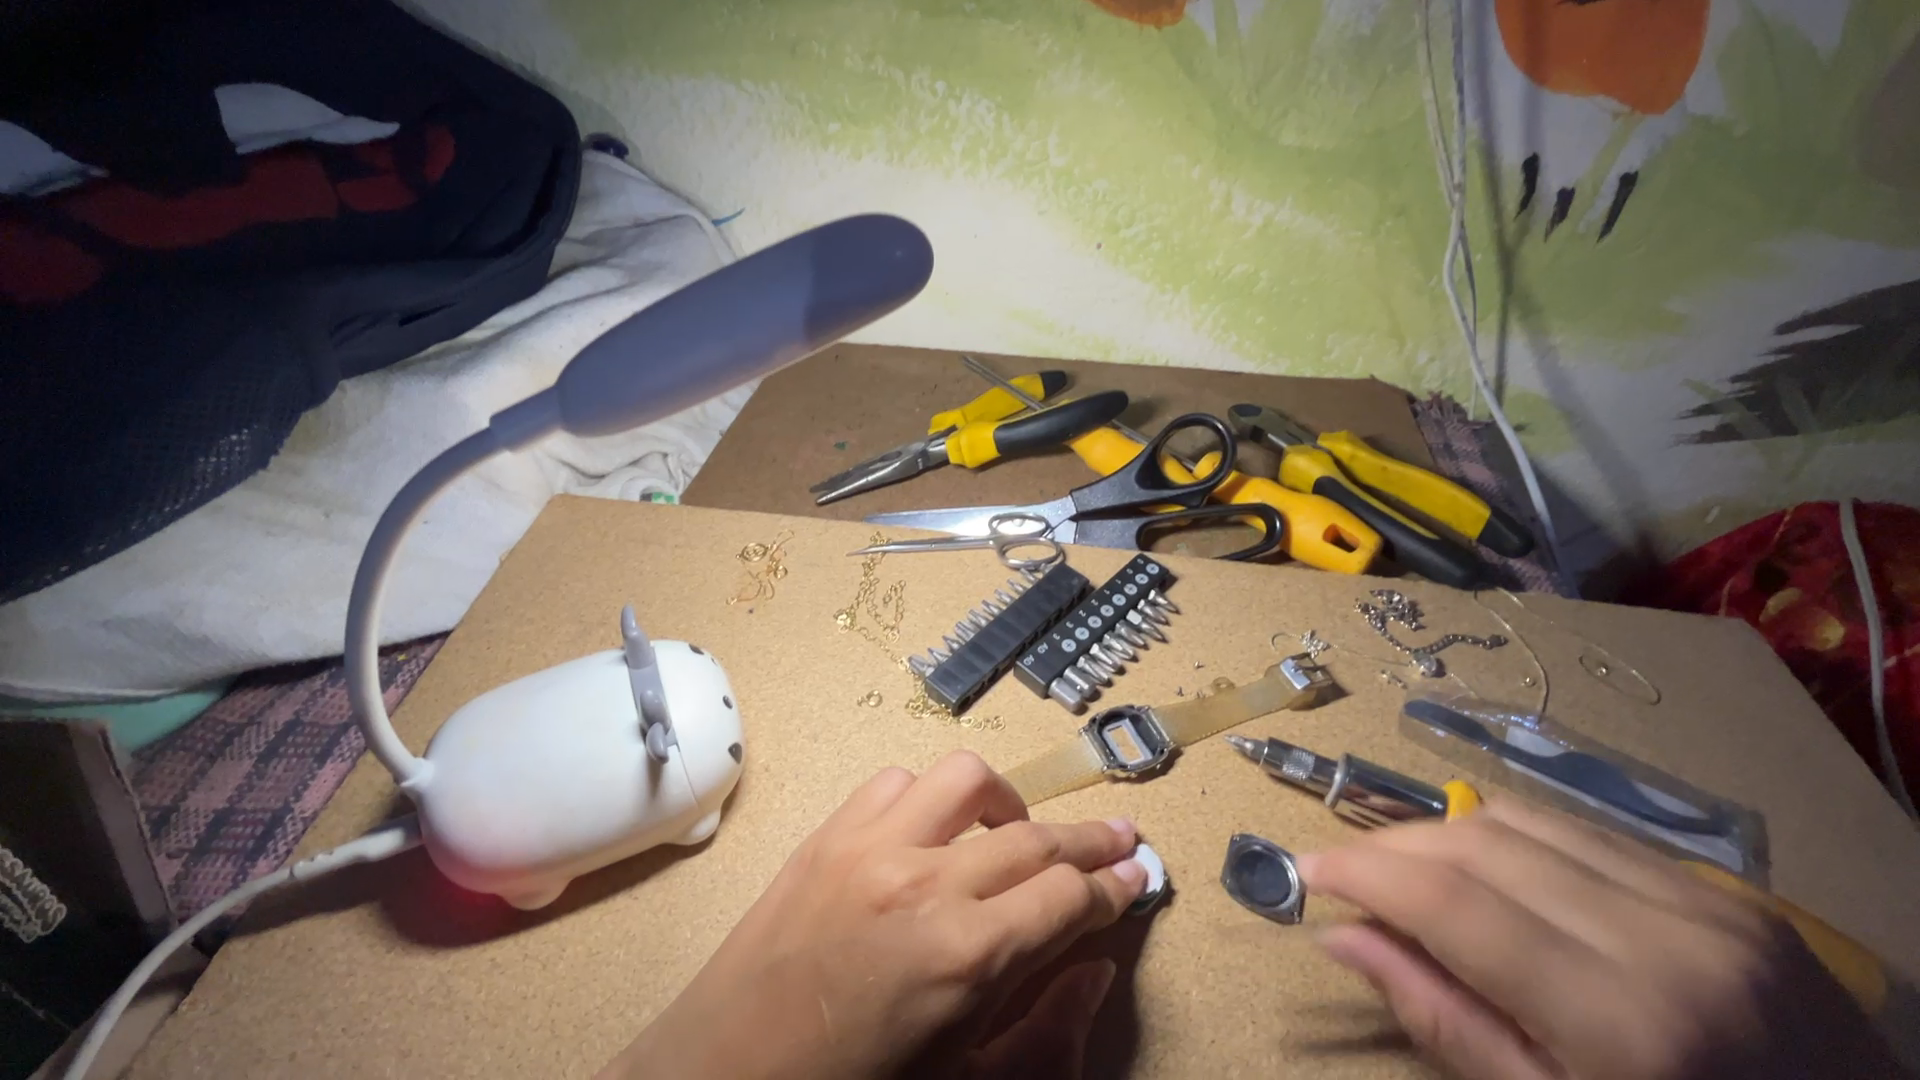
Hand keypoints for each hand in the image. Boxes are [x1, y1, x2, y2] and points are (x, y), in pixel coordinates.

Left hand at [602, 751, 1146, 1079]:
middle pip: (1032, 835)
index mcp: (963, 956)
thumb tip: (1098, 966)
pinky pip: (893, 783)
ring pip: (964, 779)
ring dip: (1005, 801)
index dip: (1113, 885)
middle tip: (1118, 839)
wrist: (722, 1076)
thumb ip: (1045, 1031)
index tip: (1140, 873)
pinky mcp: (826, 835)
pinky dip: (928, 799)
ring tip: (1018, 829)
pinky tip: (934, 831)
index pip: (1066, 897)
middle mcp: (922, 882)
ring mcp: (868, 847)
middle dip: (1088, 838)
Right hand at [1299, 797, 1904, 1079]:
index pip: (1453, 901)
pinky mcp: (1727, 892)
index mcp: (1630, 1024)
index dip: (1363, 873)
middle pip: (1481, 842)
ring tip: (1401, 867)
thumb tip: (1341, 938)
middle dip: (1391, 846)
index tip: (1306, 871)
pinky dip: (1507, 838)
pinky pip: (1581, 833)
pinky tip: (1483, 869)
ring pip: (1523, 819)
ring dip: (1440, 832)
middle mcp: (1671, 939)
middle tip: (1343, 871)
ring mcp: (1709, 905)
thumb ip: (1444, 1022)